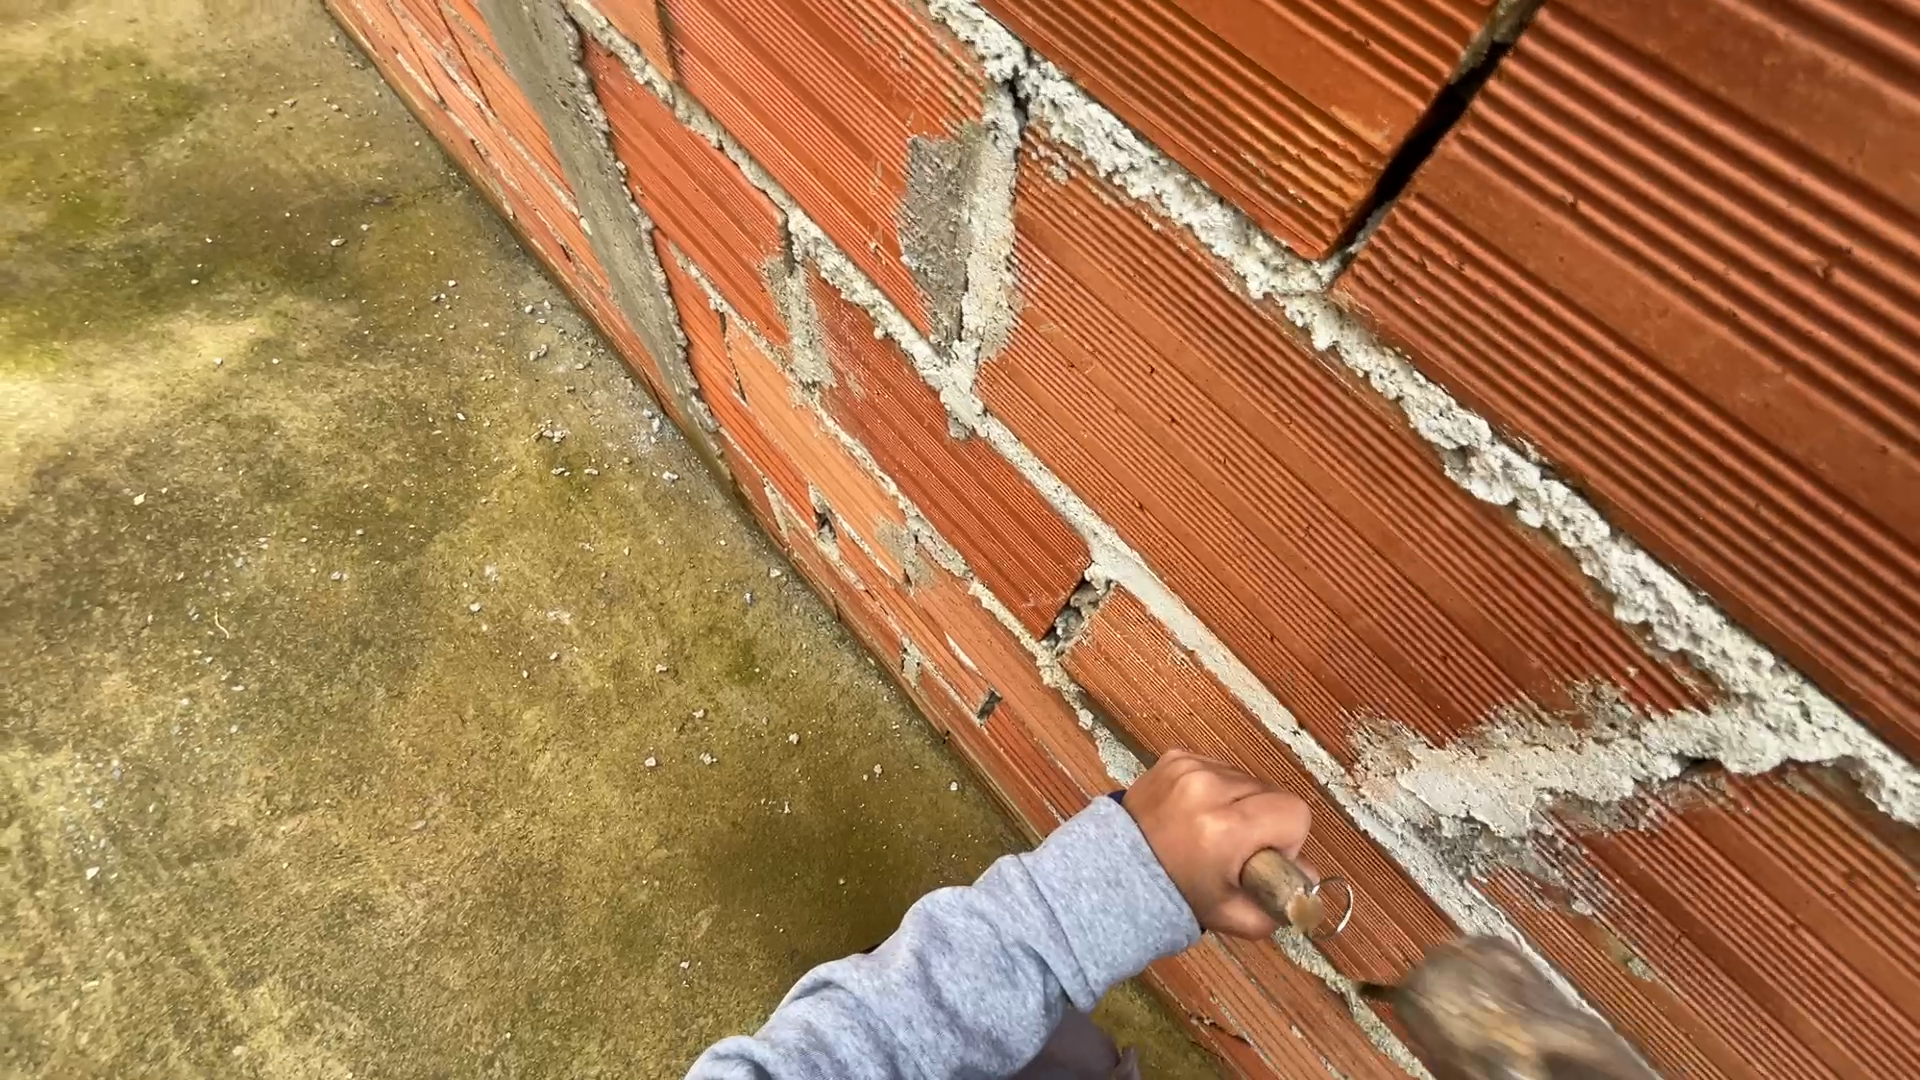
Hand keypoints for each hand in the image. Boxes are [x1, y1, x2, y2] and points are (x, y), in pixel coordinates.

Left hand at [1122, 750, 1311, 938]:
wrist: (1118, 866)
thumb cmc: (1178, 893)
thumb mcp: (1236, 914)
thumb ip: (1283, 902)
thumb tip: (1311, 877)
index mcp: (1224, 828)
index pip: (1293, 811)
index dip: (1288, 838)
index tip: (1263, 856)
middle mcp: (1207, 788)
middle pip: (1271, 792)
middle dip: (1264, 820)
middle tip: (1237, 847)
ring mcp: (1188, 767)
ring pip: (1245, 778)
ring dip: (1240, 802)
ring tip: (1211, 829)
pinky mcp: (1175, 756)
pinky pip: (1218, 767)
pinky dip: (1217, 788)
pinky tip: (1197, 811)